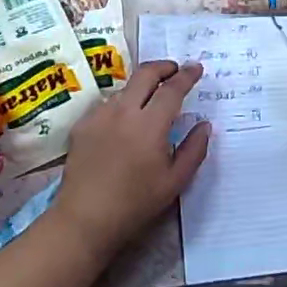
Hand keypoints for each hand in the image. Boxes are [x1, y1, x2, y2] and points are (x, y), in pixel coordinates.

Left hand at [51, 61, 210, 255]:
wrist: (85, 219)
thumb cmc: (136, 203)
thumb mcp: (175, 182)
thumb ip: (194, 149)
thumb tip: (204, 124)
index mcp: (150, 124)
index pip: (172, 89)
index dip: (186, 75)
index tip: (196, 68)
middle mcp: (123, 111)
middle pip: (145, 74)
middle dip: (163, 67)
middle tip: (175, 71)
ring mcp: (99, 115)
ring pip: (125, 89)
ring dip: (141, 87)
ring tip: (149, 101)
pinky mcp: (82, 125)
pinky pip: (106, 105)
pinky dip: (121, 105)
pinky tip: (123, 123)